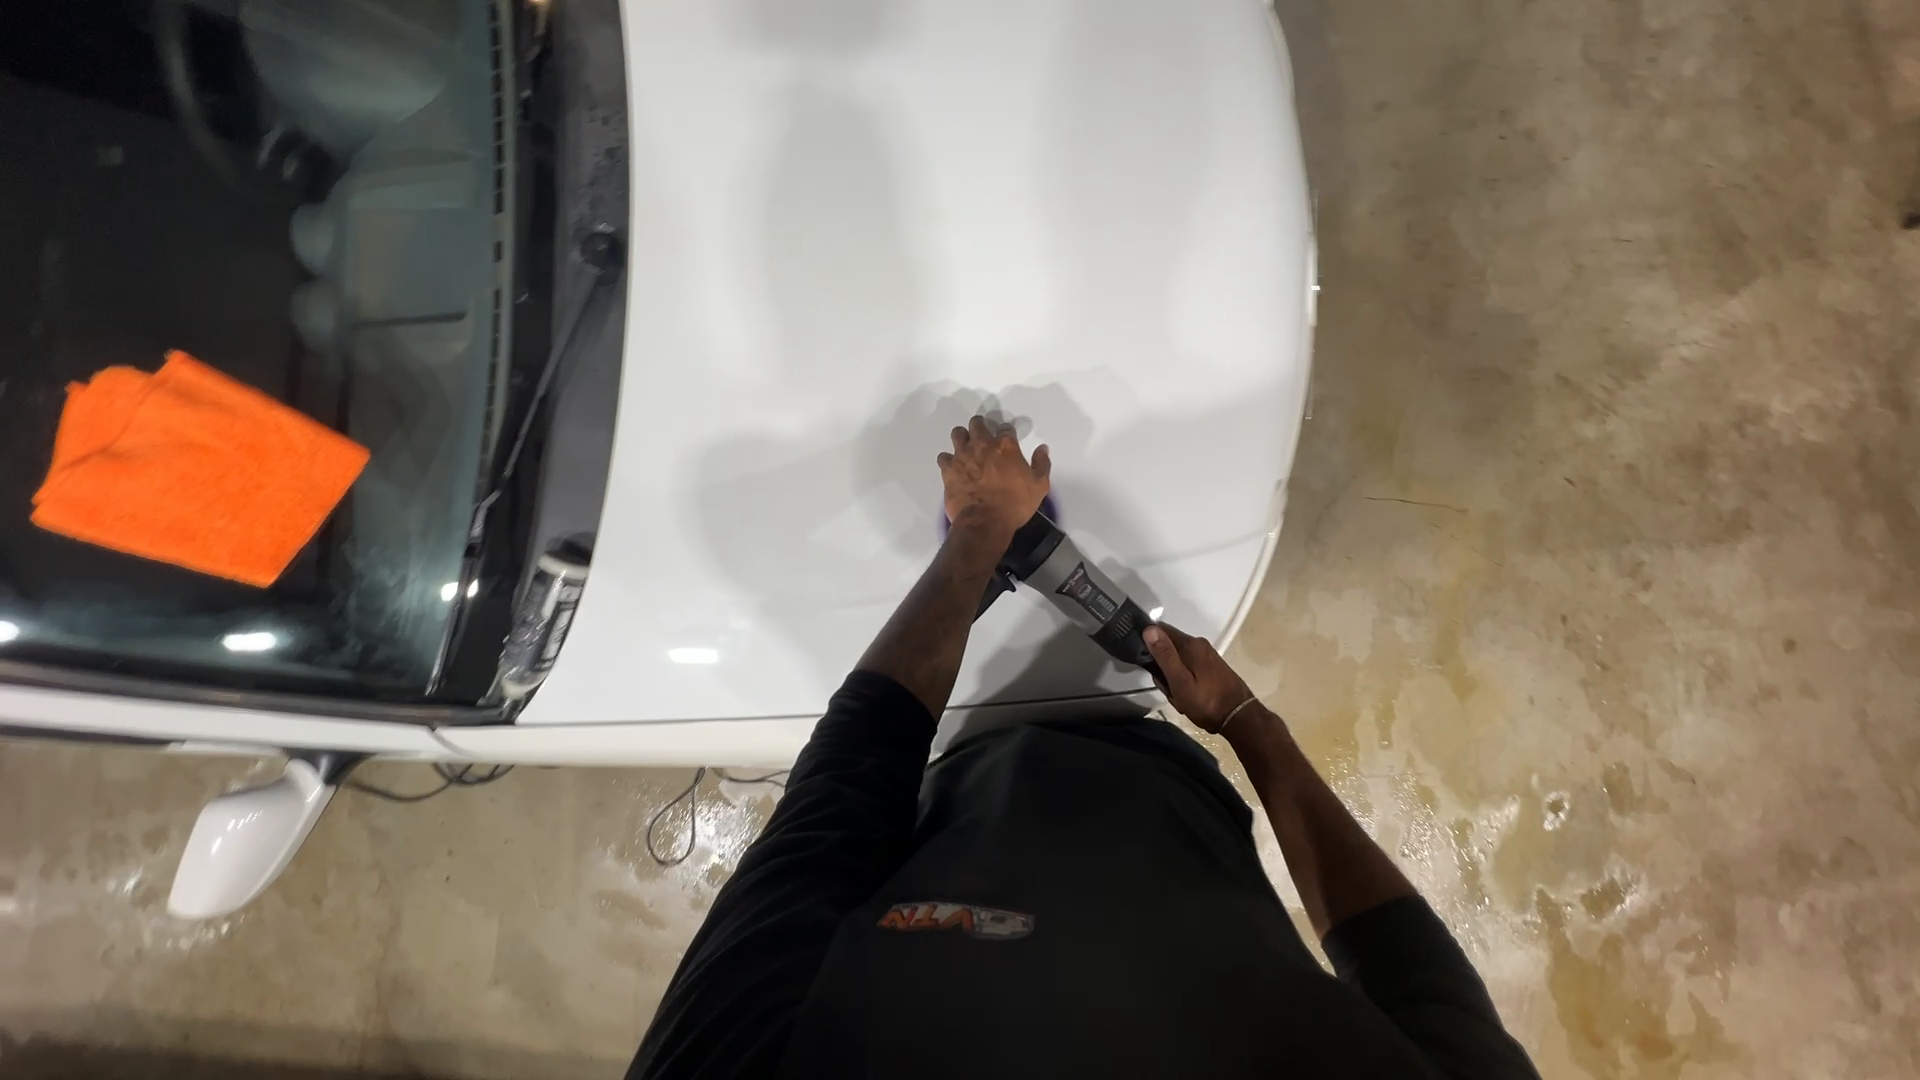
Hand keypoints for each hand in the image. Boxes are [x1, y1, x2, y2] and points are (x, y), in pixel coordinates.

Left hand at [938, 416, 1050, 541]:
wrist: (985, 523)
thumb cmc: (1014, 505)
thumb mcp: (1039, 486)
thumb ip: (1041, 464)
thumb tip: (1043, 449)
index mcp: (1005, 446)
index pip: (1005, 428)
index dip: (1007, 433)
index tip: (1007, 441)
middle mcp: (982, 445)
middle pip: (977, 423)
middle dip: (980, 427)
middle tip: (983, 437)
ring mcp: (962, 456)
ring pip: (957, 434)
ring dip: (962, 438)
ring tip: (966, 448)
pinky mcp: (948, 469)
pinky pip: (944, 457)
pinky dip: (948, 460)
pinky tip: (954, 467)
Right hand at [1143, 622, 1257, 732]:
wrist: (1239, 718)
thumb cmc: (1206, 701)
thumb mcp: (1179, 681)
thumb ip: (1164, 655)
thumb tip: (1149, 629)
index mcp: (1190, 644)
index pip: (1160, 629)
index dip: (1149, 643)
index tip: (1149, 664)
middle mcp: (1199, 644)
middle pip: (1168, 647)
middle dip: (1162, 666)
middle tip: (1168, 688)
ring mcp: (1207, 655)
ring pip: (1178, 660)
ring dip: (1173, 677)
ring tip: (1178, 696)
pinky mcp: (1212, 667)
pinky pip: (1189, 668)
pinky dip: (1184, 680)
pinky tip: (1188, 697)